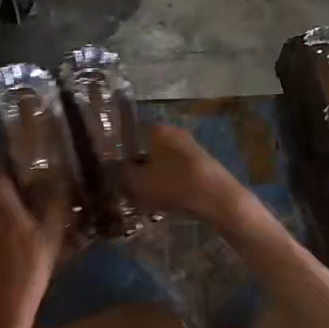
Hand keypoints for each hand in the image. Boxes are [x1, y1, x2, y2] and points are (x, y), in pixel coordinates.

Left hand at [0, 174, 65, 325]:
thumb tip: (62, 184)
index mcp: (2, 205)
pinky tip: (14, 236)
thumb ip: (56, 207)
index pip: (1, 175)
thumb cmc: (31, 267)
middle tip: (33, 193)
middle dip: (12, 189)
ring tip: (26, 214)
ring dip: (5, 207)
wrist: (4, 304)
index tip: (30, 170)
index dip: (14, 170)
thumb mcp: (52, 236)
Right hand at [126, 124, 250, 226]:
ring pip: (164, 160)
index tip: (115, 169)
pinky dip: (171, 181)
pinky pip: (178, 170)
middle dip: (138, 165)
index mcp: (157, 129)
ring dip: (155, 175)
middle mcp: (175, 132)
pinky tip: (167, 198)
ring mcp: (191, 146)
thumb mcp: (138, 183)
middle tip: (129, 185)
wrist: (218, 198)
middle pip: (148, 147)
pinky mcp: (203, 162)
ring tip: (146, 195)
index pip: (131, 133)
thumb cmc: (174, 185)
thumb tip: (110, 167)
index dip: (121, 151)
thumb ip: (120, 174)